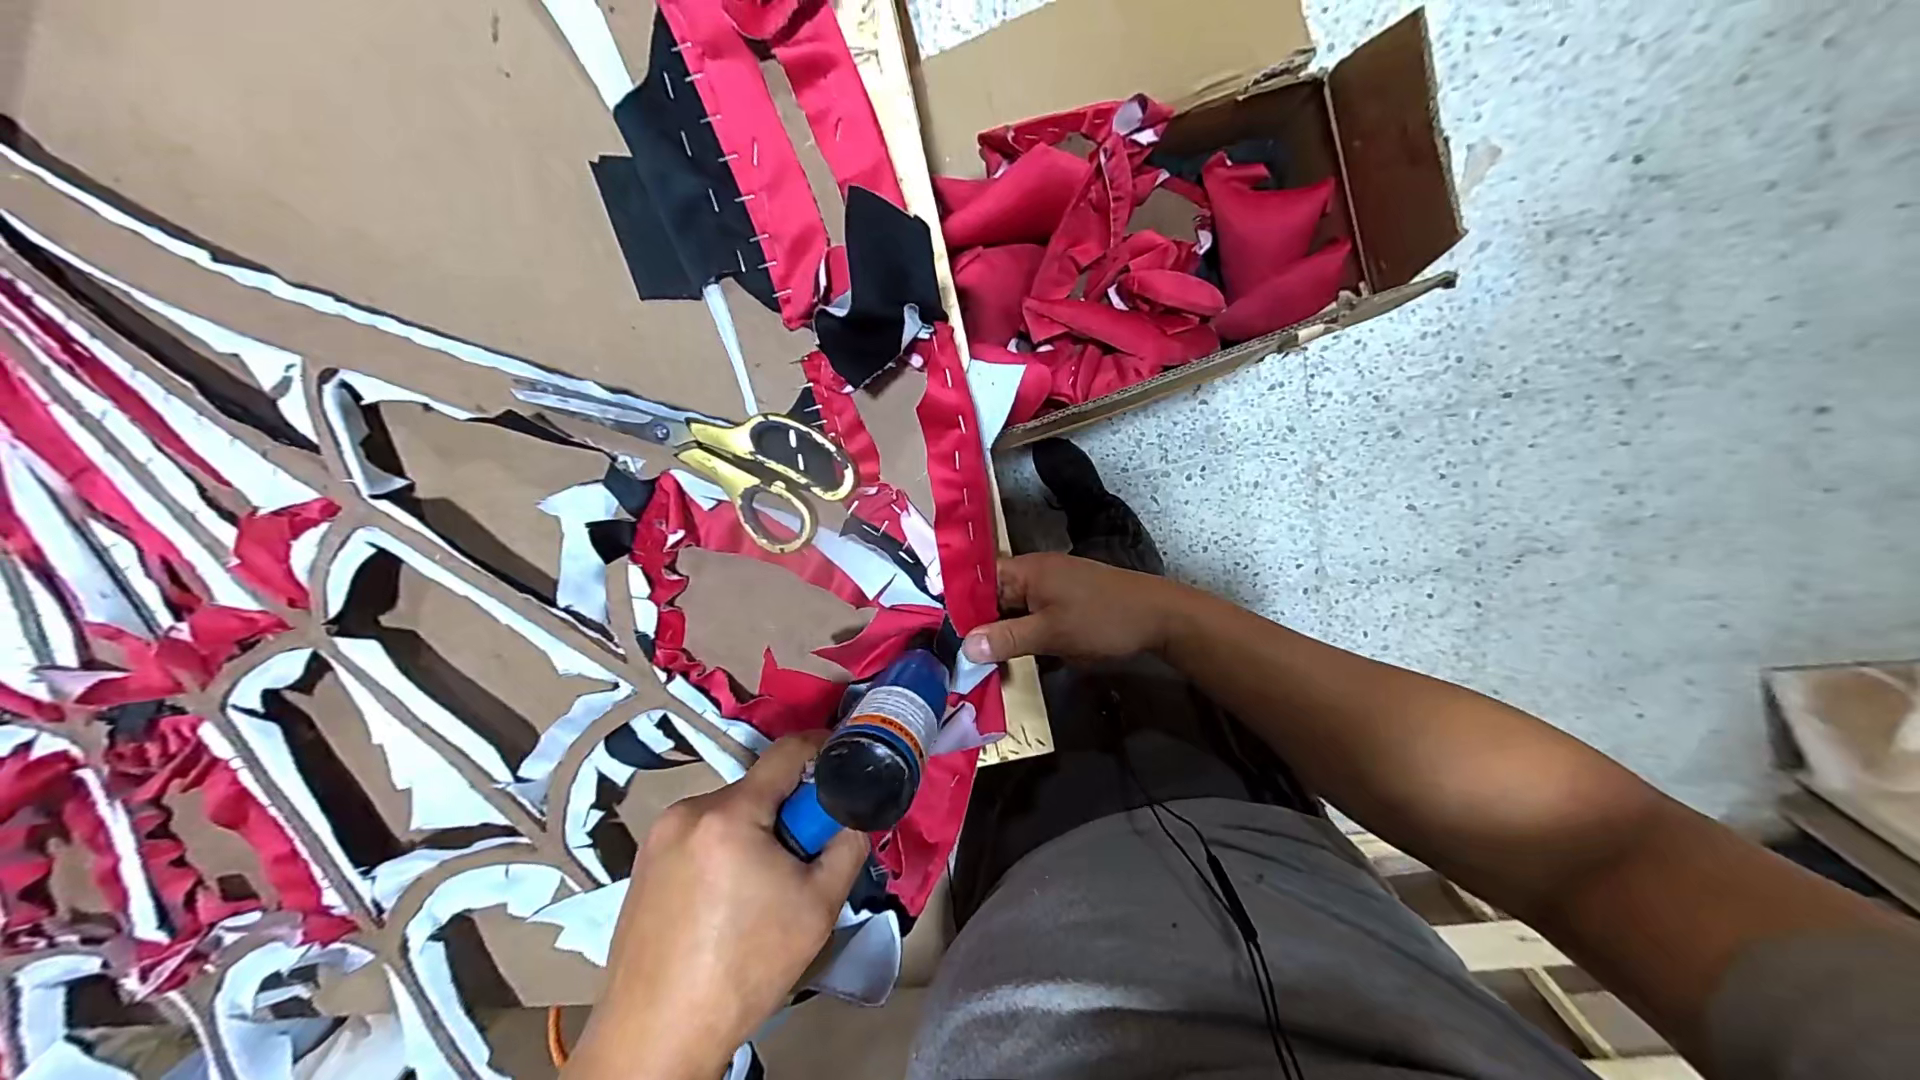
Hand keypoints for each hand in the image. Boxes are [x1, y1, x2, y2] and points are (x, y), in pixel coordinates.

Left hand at [565, 734, 866, 1079]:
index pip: (786, 753)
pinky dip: (725, 849)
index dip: (821, 745)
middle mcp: (687, 811)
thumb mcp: (818, 907)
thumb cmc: (745, 968)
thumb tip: (855, 814)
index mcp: (729, 815)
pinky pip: (700, 835)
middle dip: (788, 811)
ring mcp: (658, 836)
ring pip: (728, 813)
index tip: (843, 756)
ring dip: (755, 831)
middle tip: (803, 856)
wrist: (657, 1038)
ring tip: (763, 888)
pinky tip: (727, 900)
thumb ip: (847, 845)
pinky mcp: (642, 862)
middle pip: (757, 789)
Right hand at [960, 552, 1197, 663]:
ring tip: (971, 657)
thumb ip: (1007, 638)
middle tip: (951, 652)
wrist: (1160, 618)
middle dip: (974, 621)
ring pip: (1010, 608)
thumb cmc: (1104, 618)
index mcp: (1026, 570)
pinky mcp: (1063, 603)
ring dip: (996, 630)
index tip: (937, 630)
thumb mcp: (1052, 633)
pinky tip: (1006, 654)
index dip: (956, 603)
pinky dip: (1017, 632)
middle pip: (992, 595)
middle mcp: (1034, 573)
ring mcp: (1050, 587)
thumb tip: (965, 646)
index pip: (977, 580)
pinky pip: (1029, 615)